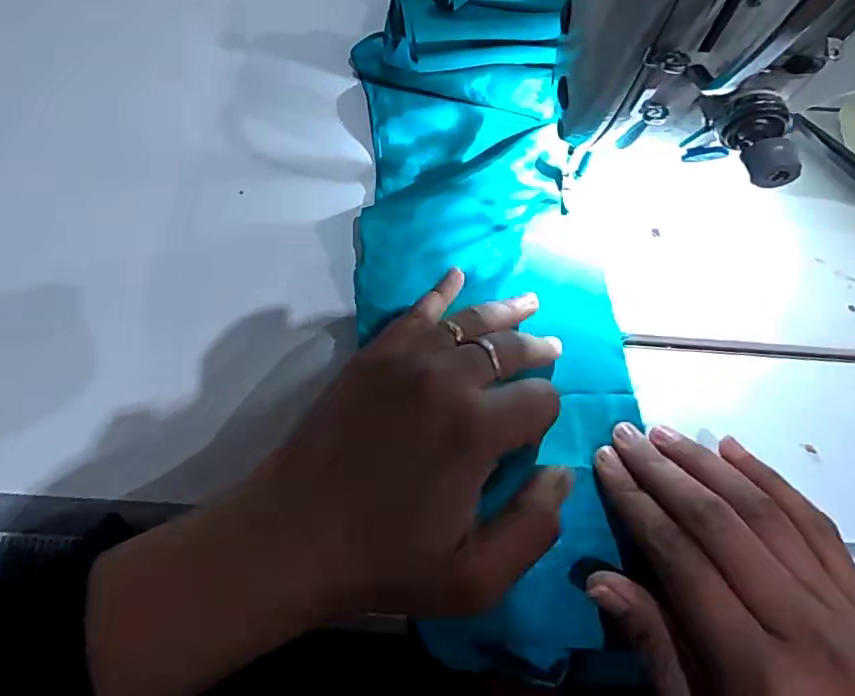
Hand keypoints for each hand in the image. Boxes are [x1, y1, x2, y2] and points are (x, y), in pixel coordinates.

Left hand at [86, 269, 567, 695]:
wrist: (293, 535)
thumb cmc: (384, 560)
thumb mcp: (474, 579)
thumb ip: (534, 527)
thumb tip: (562, 472)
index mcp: (477, 429)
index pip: (541, 399)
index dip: (548, 412)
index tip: (535, 432)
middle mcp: (448, 379)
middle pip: (509, 349)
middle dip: (537, 350)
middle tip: (552, 349)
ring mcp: (407, 359)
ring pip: (471, 321)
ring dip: (505, 312)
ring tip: (530, 304)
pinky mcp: (375, 353)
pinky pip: (417, 311)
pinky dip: (441, 290)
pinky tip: (457, 274)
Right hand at [588, 425, 854, 695]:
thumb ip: (660, 652)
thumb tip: (600, 580)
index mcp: (760, 673)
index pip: (683, 560)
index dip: (637, 505)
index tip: (605, 462)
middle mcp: (805, 628)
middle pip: (721, 525)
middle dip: (664, 472)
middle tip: (625, 433)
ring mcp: (842, 610)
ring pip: (766, 512)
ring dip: (708, 464)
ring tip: (665, 434)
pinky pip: (815, 524)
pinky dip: (771, 480)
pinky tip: (735, 449)